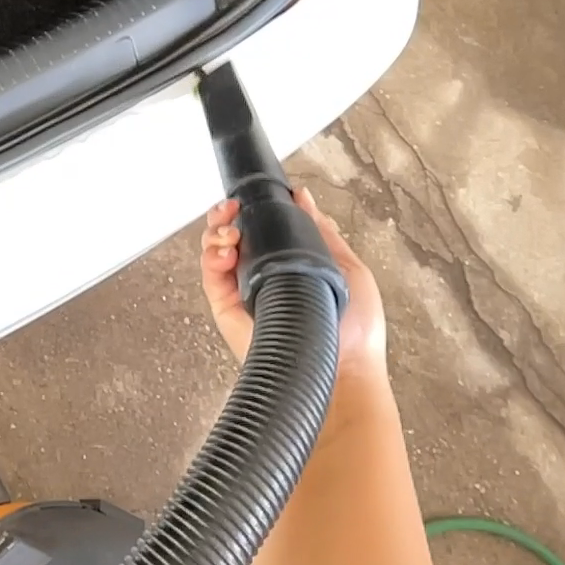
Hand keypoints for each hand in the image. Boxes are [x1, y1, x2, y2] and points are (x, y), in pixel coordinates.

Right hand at [198, 187, 386, 381]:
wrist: (343, 367)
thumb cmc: (355, 329)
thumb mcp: (347, 267)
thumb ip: (322, 231)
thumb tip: (302, 198)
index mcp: (286, 260)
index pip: (257, 227)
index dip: (248, 209)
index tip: (251, 199)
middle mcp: (258, 271)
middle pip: (228, 233)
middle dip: (223, 215)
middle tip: (232, 209)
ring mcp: (240, 287)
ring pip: (213, 249)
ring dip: (216, 233)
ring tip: (231, 234)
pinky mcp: (225, 304)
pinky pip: (209, 273)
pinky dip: (211, 256)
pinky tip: (227, 253)